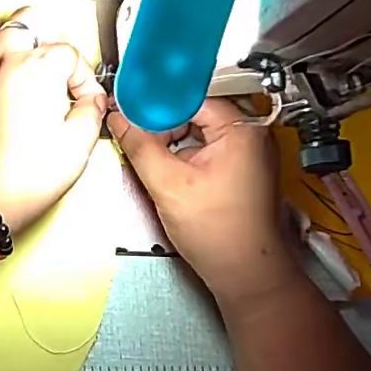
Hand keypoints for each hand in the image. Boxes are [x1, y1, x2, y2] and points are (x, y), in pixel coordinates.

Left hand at [0, 10, 107, 231]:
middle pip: (25, 23)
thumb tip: (93, 101)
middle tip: (53, 59)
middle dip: (45, 35)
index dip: (82, 76)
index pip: (68, 52)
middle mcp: (1, 61)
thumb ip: (91, 115)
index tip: (85, 101)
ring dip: (6, 33)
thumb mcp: (76, 150)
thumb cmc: (22, 178)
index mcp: (37, 69)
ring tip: (17, 48)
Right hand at [108, 99, 295, 307]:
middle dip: (160, 124)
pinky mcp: (239, 168)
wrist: (245, 272)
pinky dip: (182, 155)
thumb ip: (139, 145)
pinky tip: (168, 171)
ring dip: (169, 141)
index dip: (154, 102)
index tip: (128, 104)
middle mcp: (250, 134)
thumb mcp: (168, 184)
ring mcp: (246, 152)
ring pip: (195, 130)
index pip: (188, 97)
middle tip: (135, 136)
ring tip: (154, 161)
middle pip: (191, 112)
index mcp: (241, 129)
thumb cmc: (223, 234)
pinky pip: (203, 148)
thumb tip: (119, 119)